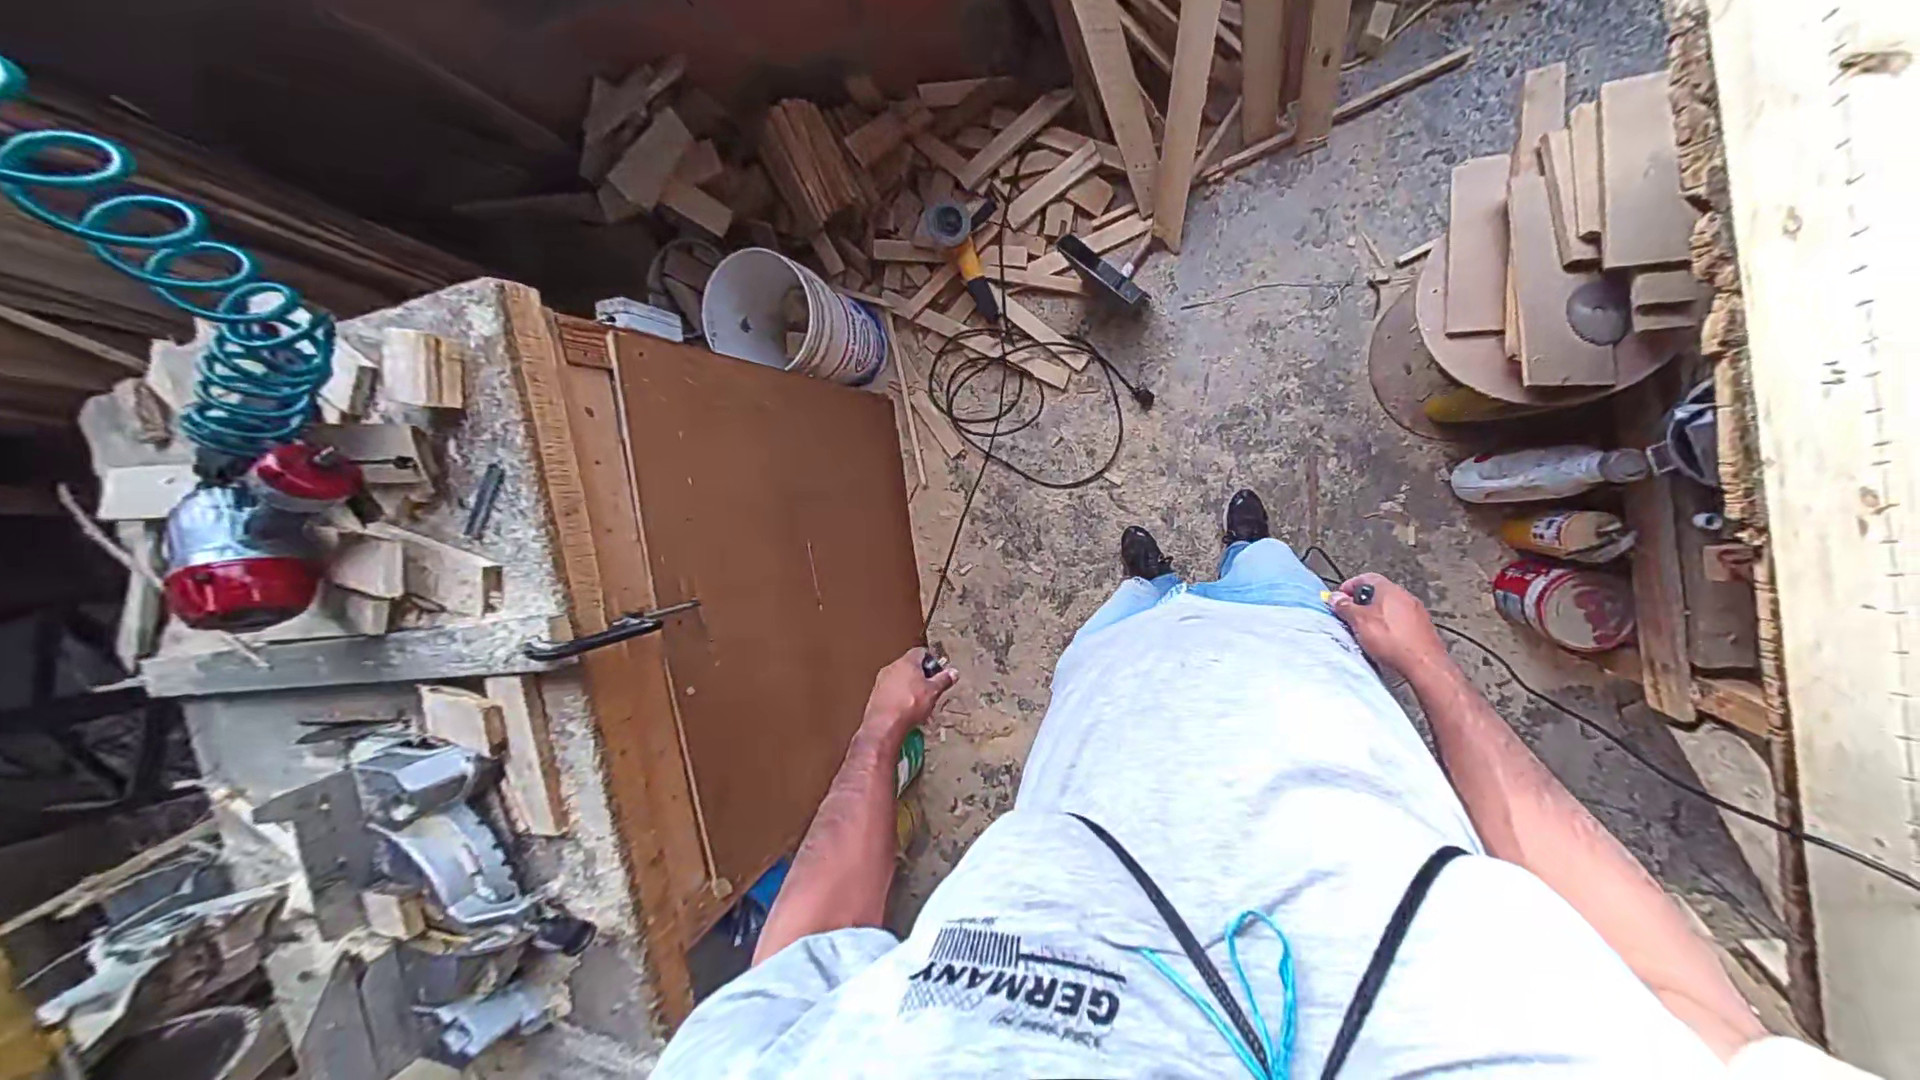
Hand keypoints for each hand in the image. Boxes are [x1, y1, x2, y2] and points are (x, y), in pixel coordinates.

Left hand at [861, 648, 959, 741]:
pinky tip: (906, 711)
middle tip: (930, 690)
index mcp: (907, 662)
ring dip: (910, 688)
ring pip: (900, 680)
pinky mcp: (876, 695)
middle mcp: (892, 667)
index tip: (938, 673)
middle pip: (910, 666)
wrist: (885, 725)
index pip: (921, 652)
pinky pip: (891, 692)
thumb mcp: (933, 692)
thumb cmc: (910, 705)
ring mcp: (881, 681)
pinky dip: (899, 698)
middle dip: (921, 677)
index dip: (932, 661)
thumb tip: (953, 673)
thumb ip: (944, 680)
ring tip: (919, 704)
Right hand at [1328, 573, 1450, 680]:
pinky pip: (1399, 620)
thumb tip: (1335, 597)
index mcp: (1389, 590)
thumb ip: (1345, 606)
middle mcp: (1405, 596)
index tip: (1338, 600)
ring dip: (1374, 614)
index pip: (1365, 578)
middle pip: (1377, 593)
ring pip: (1389, 607)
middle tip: (1348, 615)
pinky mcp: (1422, 627)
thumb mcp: (1359, 621)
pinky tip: (1383, 639)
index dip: (1348, 587)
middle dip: (1360, 602)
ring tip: (1364, 630)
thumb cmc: (1390, 640)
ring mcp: (1417, 612)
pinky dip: (1388, 625)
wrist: (1425, 665)